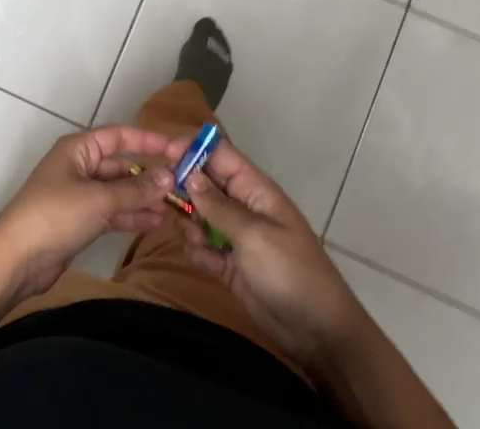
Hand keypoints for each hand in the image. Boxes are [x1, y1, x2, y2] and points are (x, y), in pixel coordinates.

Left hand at [0, 124, 175, 299]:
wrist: (19, 257)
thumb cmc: (56, 215)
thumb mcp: (99, 199)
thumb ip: (136, 189)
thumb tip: (169, 176)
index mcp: (78, 150)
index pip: (118, 136)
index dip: (148, 140)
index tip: (178, 149)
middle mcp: (79, 167)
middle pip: (120, 165)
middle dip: (149, 175)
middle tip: (184, 186)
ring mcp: (79, 195)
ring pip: (118, 191)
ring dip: (144, 198)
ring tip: (176, 208)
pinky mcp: (80, 220)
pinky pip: (112, 212)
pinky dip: (131, 216)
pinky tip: (156, 223)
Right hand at [167, 138, 366, 367]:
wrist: (316, 331)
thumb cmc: (290, 272)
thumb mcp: (254, 235)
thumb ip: (218, 206)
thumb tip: (189, 175)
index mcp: (255, 190)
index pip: (220, 155)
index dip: (193, 149)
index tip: (162, 155)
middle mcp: (243, 207)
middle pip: (204, 183)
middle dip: (184, 188)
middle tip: (165, 201)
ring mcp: (236, 236)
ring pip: (198, 215)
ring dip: (189, 223)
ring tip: (193, 239)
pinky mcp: (229, 264)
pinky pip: (201, 246)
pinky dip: (197, 251)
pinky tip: (205, 261)